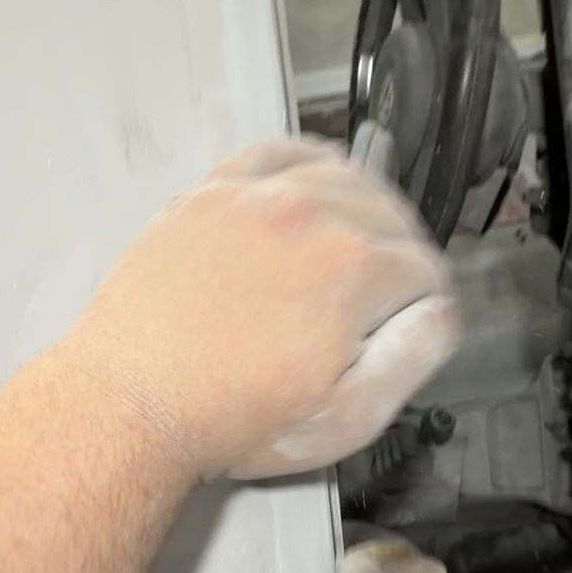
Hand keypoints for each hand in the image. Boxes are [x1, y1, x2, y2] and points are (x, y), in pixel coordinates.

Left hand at [55, 137, 458, 479]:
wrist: (134, 406)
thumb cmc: (228, 418)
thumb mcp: (345, 419)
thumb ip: (411, 360)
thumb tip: (438, 316)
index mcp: (351, 271)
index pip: (424, 270)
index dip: (424, 305)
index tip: (410, 323)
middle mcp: (308, 216)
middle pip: (392, 217)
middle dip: (401, 259)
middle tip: (385, 301)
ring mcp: (255, 197)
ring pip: (344, 177)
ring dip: (364, 212)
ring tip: (357, 252)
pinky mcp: (212, 195)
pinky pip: (278, 153)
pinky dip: (306, 167)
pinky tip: (310, 193)